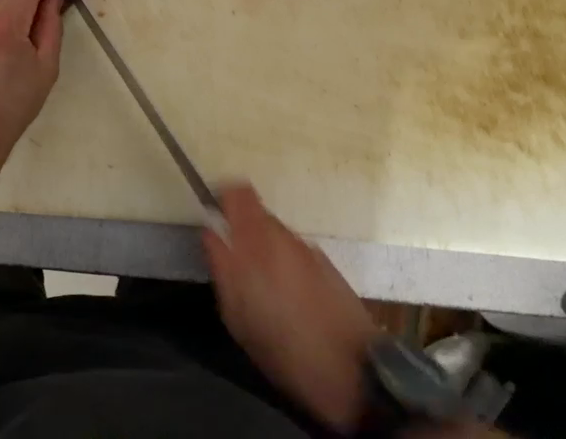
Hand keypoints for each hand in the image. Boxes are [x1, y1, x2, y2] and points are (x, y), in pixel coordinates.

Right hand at [203, 184, 377, 431]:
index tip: (215, 216)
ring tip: (263, 287)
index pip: (238, 193)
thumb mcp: (237, 316)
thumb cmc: (283, 348)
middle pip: (256, 212)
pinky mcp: (329, 265)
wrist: (354, 372)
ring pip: (277, 233)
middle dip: (242, 229)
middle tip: (236, 262)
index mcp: (256, 242)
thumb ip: (222, 266)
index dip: (224, 197)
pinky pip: (296, 252)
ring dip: (265, 248)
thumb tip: (211, 232)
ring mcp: (309, 249)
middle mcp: (284, 237)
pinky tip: (290, 298)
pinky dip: (287, 264)